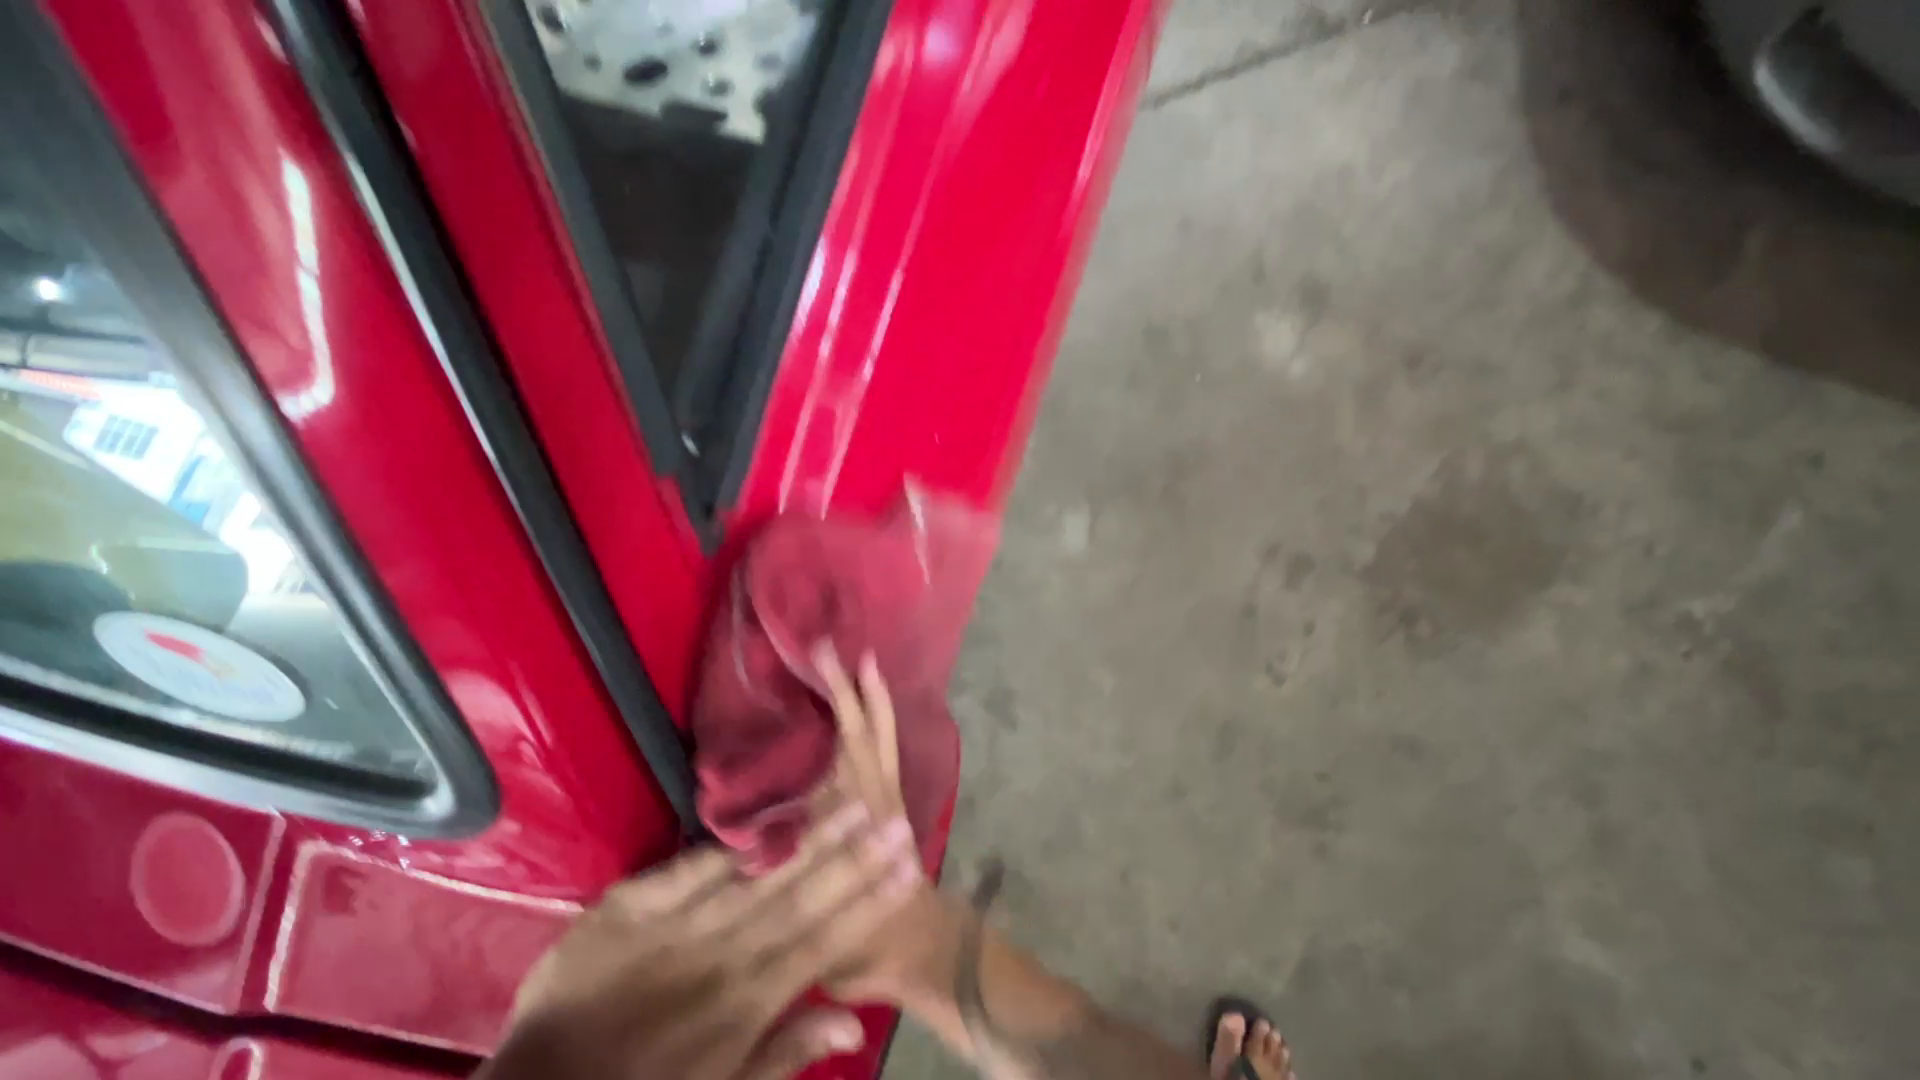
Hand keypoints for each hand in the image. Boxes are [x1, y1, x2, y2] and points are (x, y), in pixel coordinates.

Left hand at [482, 802, 919, 1079]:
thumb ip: (786, 1051)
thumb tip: (855, 1024)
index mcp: (745, 1002)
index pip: (822, 941)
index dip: (868, 902)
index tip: (908, 866)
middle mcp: (720, 956)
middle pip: (799, 899)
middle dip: (853, 859)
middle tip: (896, 819)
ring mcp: (674, 925)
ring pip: (756, 876)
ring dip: (809, 840)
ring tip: (851, 804)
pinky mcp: (629, 903)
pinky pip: (690, 867)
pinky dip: (731, 844)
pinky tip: (768, 815)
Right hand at [810, 645, 962, 1004]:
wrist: (918, 949)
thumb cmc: (863, 937)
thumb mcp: (817, 916)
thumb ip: (786, 875)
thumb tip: (745, 838)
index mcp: (853, 816)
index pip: (845, 745)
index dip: (836, 702)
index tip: (816, 663)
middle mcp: (872, 797)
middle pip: (862, 732)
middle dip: (848, 688)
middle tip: (828, 647)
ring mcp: (887, 799)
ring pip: (881, 738)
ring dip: (871, 699)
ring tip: (862, 662)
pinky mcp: (893, 805)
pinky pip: (885, 751)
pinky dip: (878, 723)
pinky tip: (868, 708)